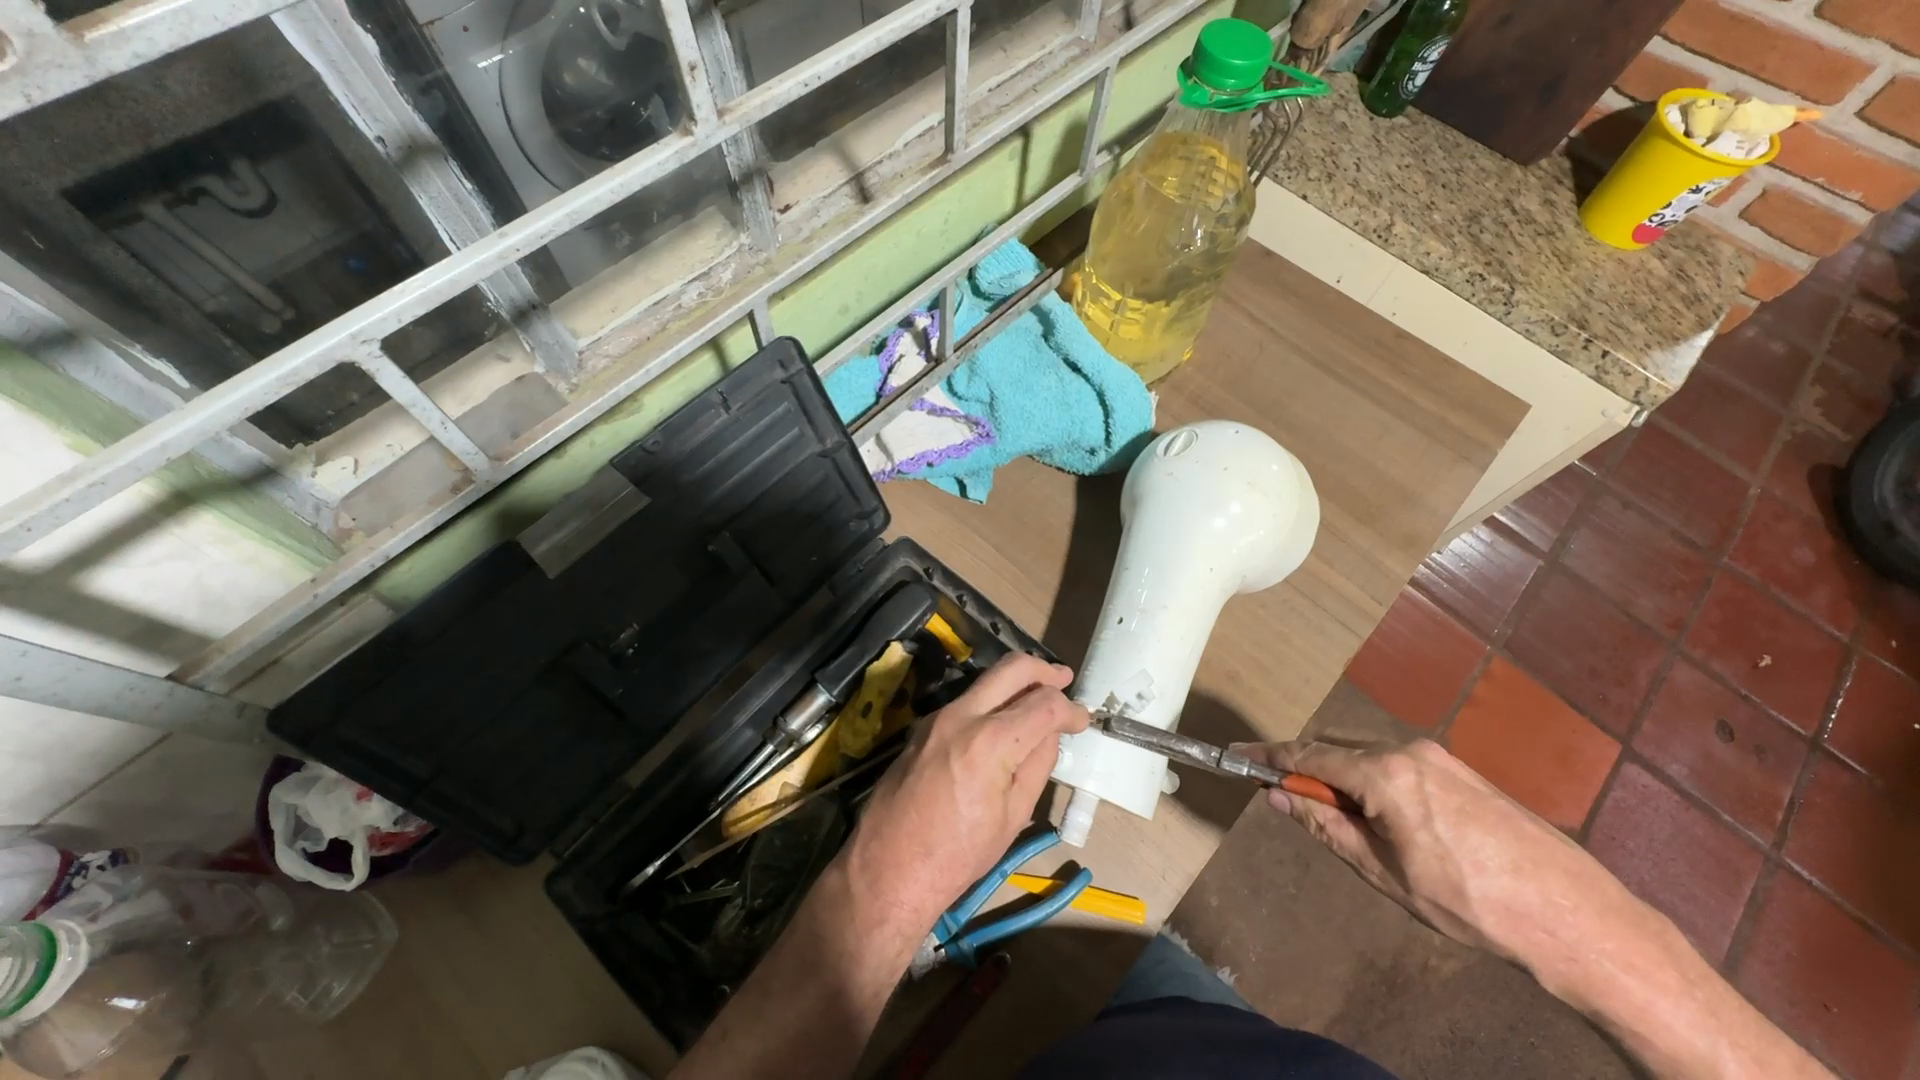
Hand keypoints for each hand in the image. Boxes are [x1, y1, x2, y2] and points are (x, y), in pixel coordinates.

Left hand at [843, 654, 1088, 932]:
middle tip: (1066, 679)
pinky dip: (991, 702)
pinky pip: (966, 702)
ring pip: (986, 681)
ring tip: (1039, 700)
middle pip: (1012, 669)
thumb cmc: (956, 855)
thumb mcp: (1012, 816)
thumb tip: (1050, 734)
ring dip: (1016, 683)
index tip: (1083, 720)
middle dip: (1045, 671)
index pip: (1044, 705)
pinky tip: (1003, 724)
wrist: (887, 867)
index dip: (1071, 710)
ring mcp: (936, 718)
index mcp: (989, 742)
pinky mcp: (922, 728)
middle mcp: (961, 717)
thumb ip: (1037, 766)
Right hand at [1244, 739, 1645, 968]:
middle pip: (1337, 750)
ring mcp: (1441, 758)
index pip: (1309, 755)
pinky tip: (1378, 817)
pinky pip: (1398, 765)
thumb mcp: (1385, 873)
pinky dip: (1371, 782)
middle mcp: (1410, 752)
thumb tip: (1279, 798)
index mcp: (1386, 775)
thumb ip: (1328, 828)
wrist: (1573, 916)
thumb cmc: (1471, 903)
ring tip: (1334, 819)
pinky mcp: (1462, 772)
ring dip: (1341, 779)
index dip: (1269, 757)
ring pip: (1368, 757)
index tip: (1237, 755)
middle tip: (1281, 796)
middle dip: (1305, 770)